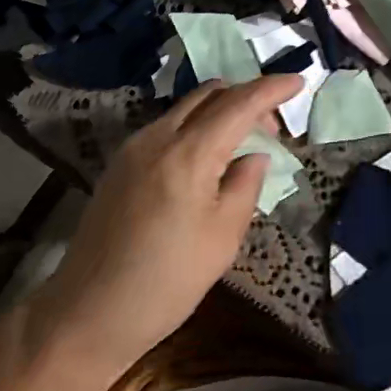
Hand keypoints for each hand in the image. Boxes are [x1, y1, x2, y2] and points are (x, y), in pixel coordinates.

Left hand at [24, 75, 304, 389]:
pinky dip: (192, 129)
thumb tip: (254, 155)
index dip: (270, 89)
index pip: (236, 104)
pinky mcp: (118, 164)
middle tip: (271, 128)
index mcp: (187, 153)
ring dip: (216, 113)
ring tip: (241, 144)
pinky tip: (205, 159)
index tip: (297, 82)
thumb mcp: (222, 238)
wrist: (92, 307)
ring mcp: (131, 148)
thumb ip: (244, 186)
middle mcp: (155, 137)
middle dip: (243, 99)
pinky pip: (164, 129)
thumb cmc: (168, 281)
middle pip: (206, 96)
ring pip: (182, 110)